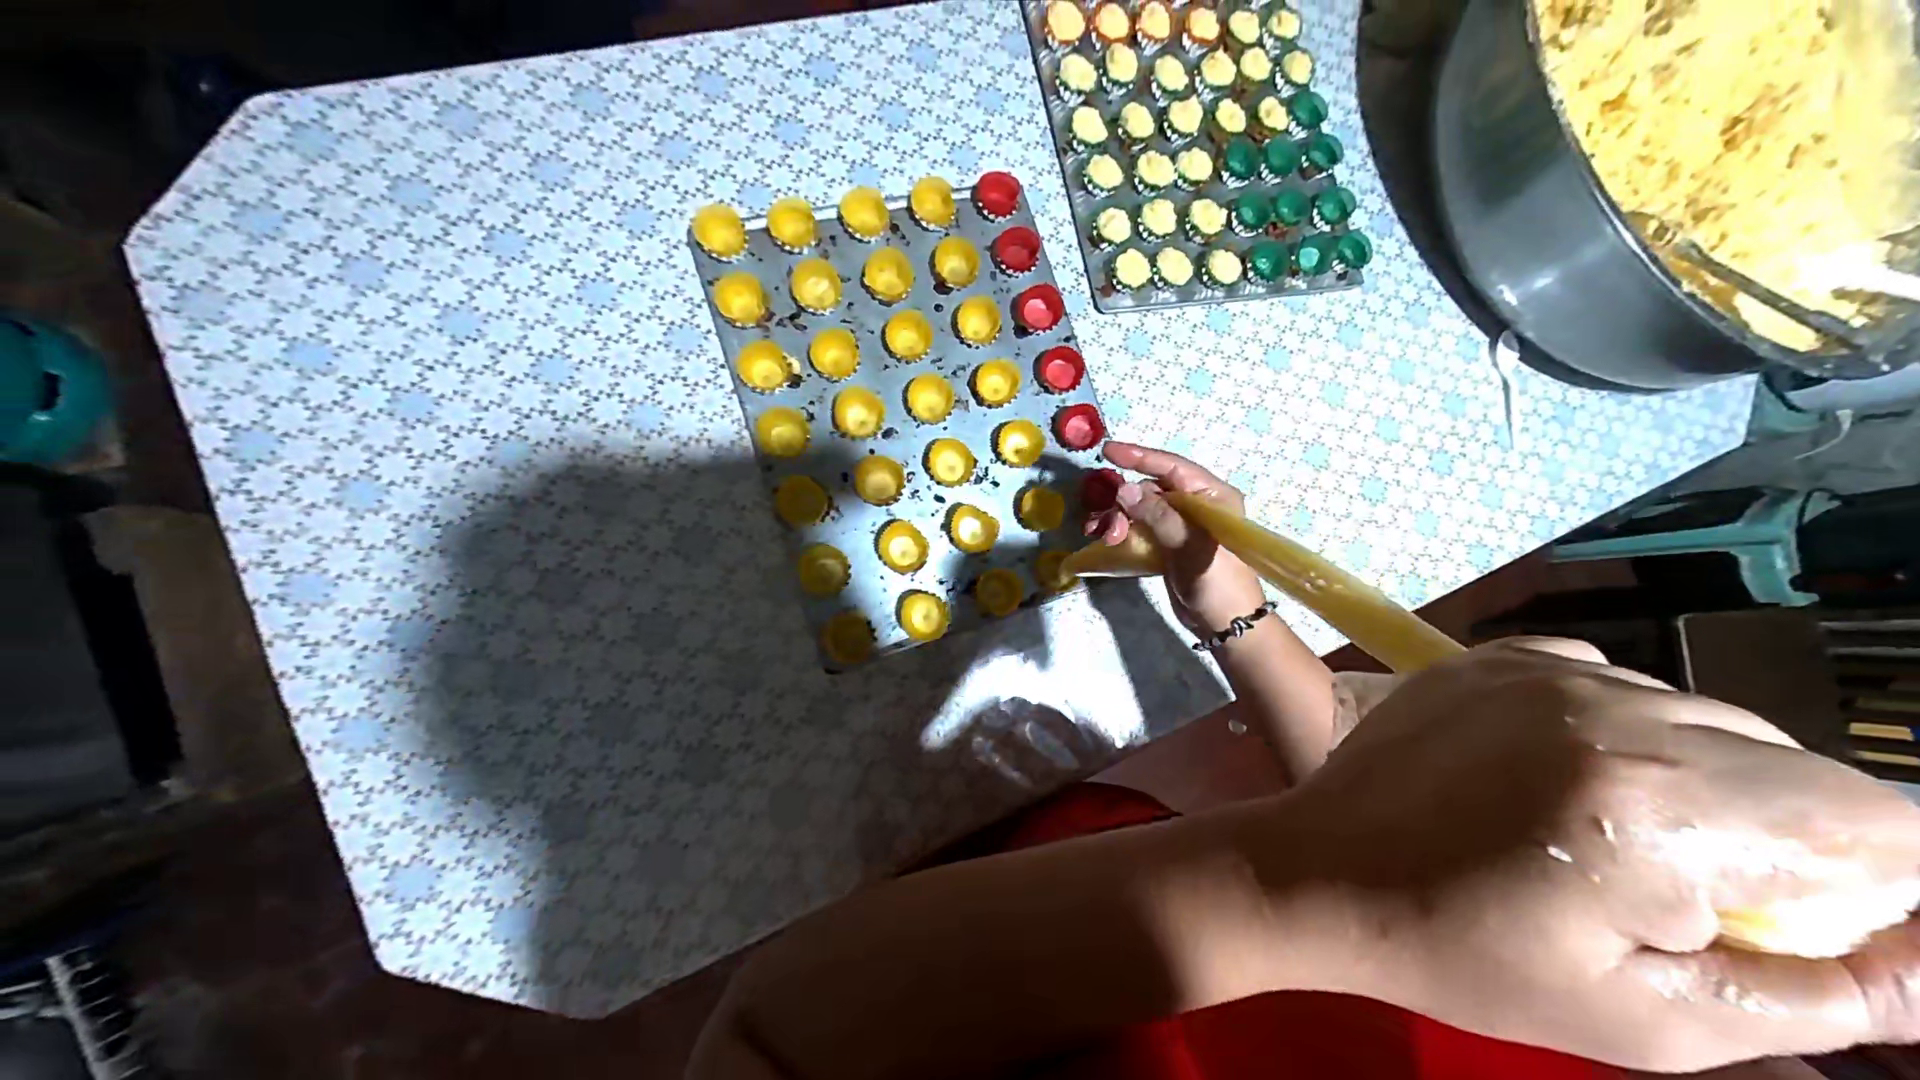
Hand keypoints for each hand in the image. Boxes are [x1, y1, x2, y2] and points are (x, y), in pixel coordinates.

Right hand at [1090, 442, 1266, 635]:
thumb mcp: (1189, 546)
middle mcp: (1196, 505)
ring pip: (1139, 508)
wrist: (1226, 625)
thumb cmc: (1217, 583)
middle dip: (1122, 501)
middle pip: (1150, 488)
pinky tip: (1105, 539)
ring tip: (1104, 537)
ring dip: (1117, 518)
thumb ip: (1157, 515)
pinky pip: (1139, 526)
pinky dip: (1121, 529)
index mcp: (1211, 496)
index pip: (1171, 466)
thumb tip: (1123, 489)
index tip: (1107, 451)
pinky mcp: (1168, 543)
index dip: (1139, 456)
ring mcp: (1181, 525)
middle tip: (1106, 527)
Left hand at [1290, 637, 1919, 1072]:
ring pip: (1688, 712)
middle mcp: (1601, 709)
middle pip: (1779, 758)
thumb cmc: (1465, 953)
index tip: (1795, 919)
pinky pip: (1599, 677)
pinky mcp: (1480, 661)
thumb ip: (1829, 994)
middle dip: (1776, 828)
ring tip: (1604, 827)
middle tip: (1680, 883)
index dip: (1873, 883)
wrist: (1322, 871)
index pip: (1874, 818)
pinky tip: (1556, 769)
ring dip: (1686, 769)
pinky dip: (1609, 722)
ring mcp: (1530, 672)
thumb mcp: (1655, 1016)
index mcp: (1656, 800)